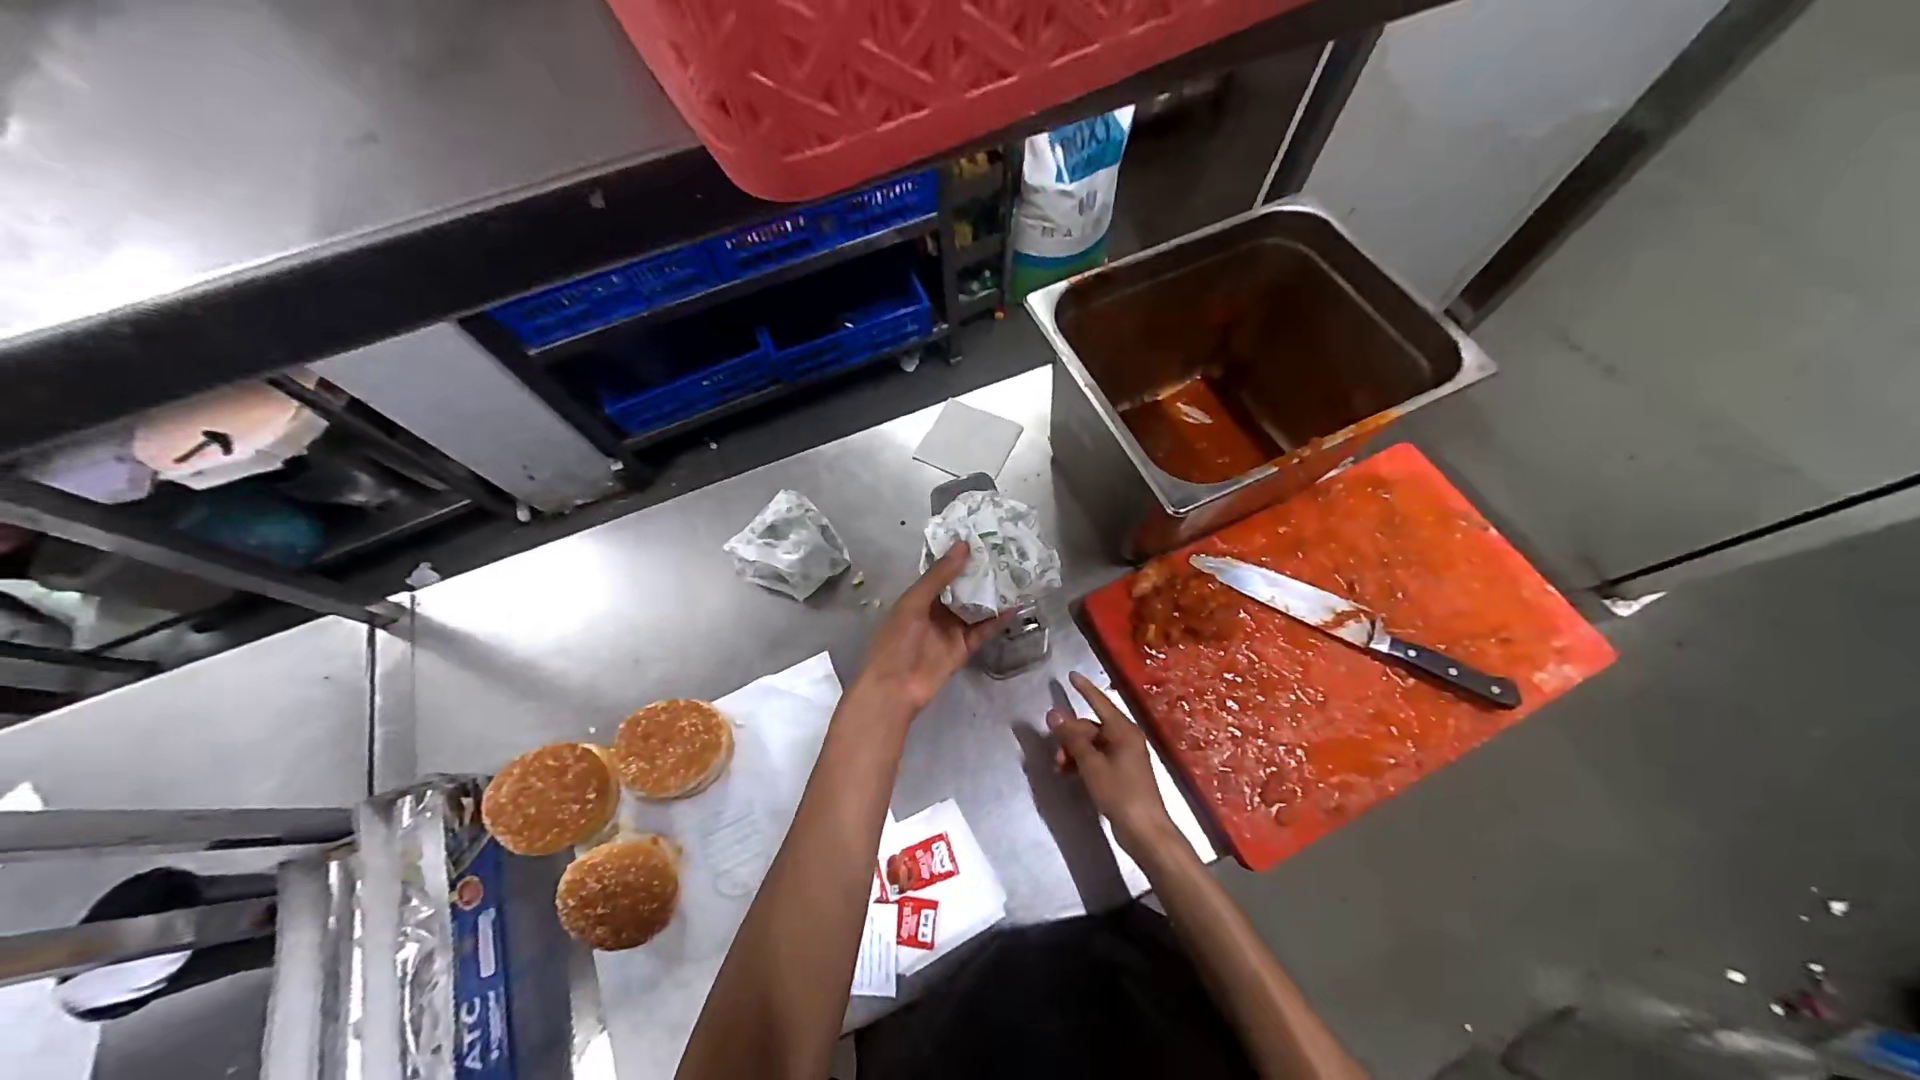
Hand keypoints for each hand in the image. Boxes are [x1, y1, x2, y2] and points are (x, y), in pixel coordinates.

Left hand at [853, 546, 1004, 715]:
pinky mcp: (965, 647)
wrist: (895, 688)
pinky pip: (984, 629)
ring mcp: (952, 628)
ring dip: (993, 593)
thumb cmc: (896, 640)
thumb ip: (939, 576)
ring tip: (1017, 573)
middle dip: (981, 572)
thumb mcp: (914, 602)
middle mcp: (937, 609)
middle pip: (963, 587)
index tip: (982, 536)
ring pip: (976, 606)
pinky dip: (998, 619)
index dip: (959, 555)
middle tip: (1006, 551)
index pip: (943, 570)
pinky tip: (1015, 605)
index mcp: (920, 596)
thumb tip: (963, 545)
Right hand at [1050, 672, 1180, 857]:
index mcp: (1123, 731)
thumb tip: (1054, 714)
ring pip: (1091, 743)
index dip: (1084, 688)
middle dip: (1069, 736)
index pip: (1100, 702)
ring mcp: (1124, 755)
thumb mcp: (1091, 764)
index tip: (1071, 675)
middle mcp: (1125, 738)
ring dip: (1073, 751)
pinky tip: (1069, 774)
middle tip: (1055, 754)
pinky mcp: (1121, 772)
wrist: (1144, 830)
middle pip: (1090, 726)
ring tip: (1059, 768)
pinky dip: (1081, 762)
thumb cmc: (1120, 792)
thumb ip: (1072, 738)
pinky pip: (1096, 757)